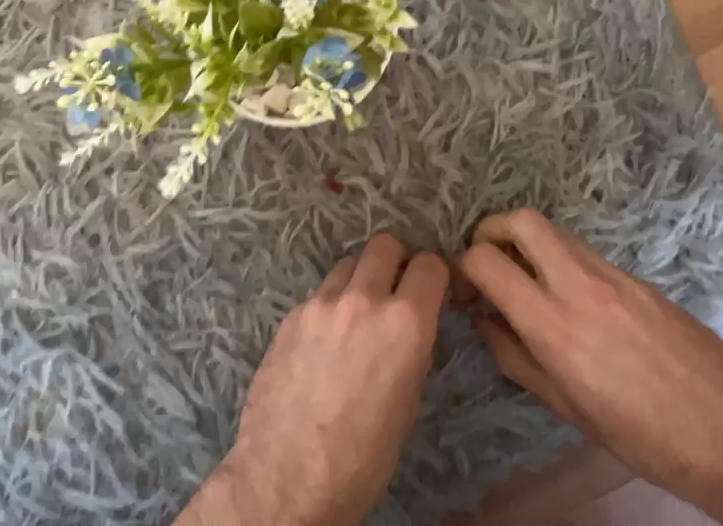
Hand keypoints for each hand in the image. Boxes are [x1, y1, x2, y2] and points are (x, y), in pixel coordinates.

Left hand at [177, 234, 448, 525]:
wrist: (287, 476)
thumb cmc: (363, 456)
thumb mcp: (408, 402)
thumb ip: (411, 348)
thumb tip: (409, 327)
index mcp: (404, 323)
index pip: (430, 265)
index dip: (435, 275)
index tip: (432, 289)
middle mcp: (362, 300)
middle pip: (383, 245)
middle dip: (395, 260)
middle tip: (395, 288)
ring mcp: (320, 304)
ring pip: (347, 265)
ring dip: (359, 280)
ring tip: (357, 316)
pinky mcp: (289, 316)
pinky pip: (318, 296)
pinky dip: (329, 307)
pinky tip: (324, 343)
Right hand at [456, 209, 722, 519]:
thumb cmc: (642, 437)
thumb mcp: (565, 408)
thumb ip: (515, 355)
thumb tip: (483, 318)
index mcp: (555, 327)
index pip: (486, 262)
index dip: (461, 267)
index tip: (461, 288)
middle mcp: (581, 287)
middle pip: (522, 220)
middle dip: (492, 231)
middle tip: (488, 262)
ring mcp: (615, 276)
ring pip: (555, 230)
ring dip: (528, 242)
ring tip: (525, 279)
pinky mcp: (638, 278)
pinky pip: (585, 252)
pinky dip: (561, 261)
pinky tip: (569, 299)